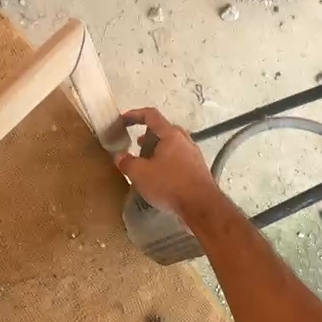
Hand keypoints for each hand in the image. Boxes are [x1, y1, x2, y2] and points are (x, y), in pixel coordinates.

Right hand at [116, 108, 225, 224]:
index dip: (135, 115)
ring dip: (158, 151)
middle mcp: (185, 140)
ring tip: (147, 164)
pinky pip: (179, 160)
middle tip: (137, 146)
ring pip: (173, 146)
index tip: (123, 120)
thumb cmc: (169, 184)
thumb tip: (119, 156)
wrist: (201, 206)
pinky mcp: (199, 170)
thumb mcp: (139, 174)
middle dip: (148, 136)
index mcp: (171, 134)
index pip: (151, 115)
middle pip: (164, 130)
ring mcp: (194, 155)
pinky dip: (167, 163)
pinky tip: (161, 178)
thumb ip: (126, 162)